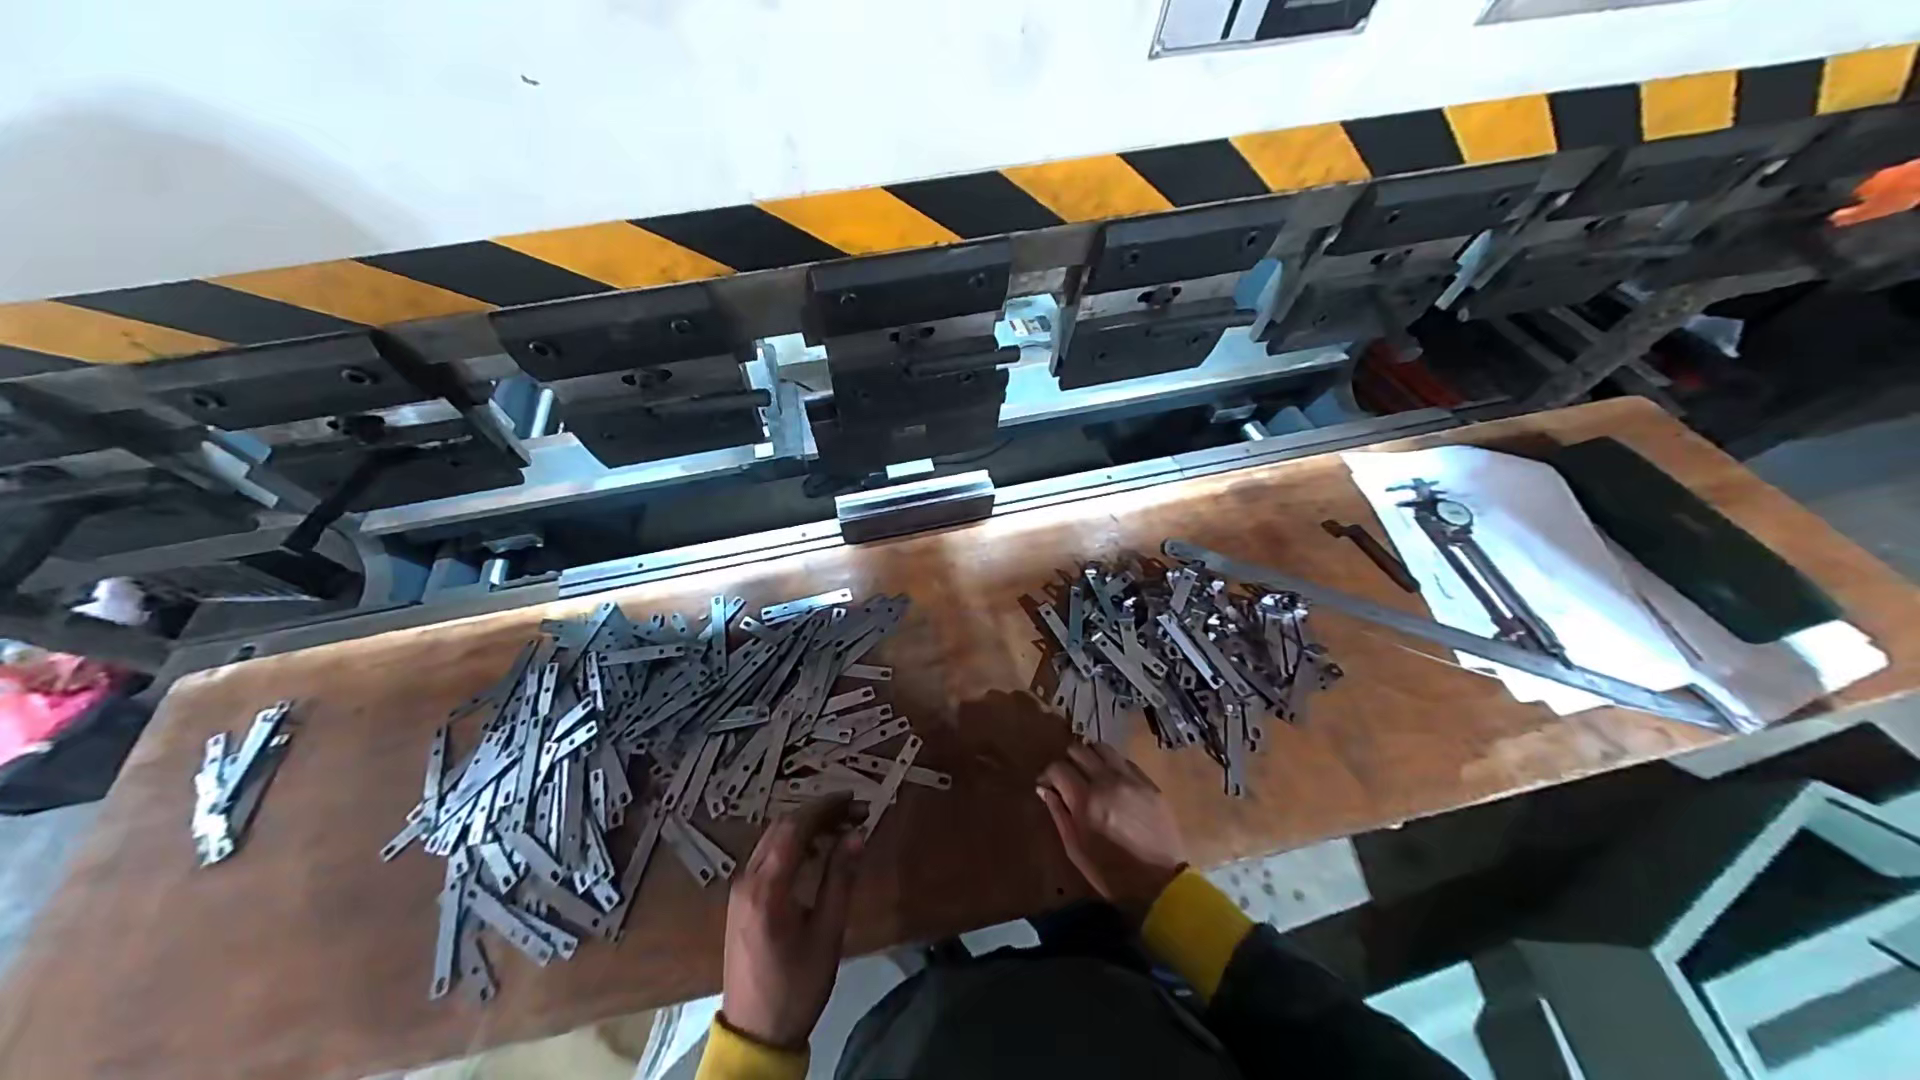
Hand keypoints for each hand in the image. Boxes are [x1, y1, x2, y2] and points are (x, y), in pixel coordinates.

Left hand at [720, 793, 864, 1048]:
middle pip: (781, 827)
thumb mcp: (828, 933)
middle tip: (854, 812)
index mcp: (766, 887)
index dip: (826, 807)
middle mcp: (747, 879)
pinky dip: (793, 845)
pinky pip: (767, 856)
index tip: (855, 800)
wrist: (756, 1032)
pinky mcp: (741, 900)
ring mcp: (740, 889)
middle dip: (819, 813)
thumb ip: (840, 878)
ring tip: (842, 828)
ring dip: (806, 827)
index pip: (795, 827)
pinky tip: (816, 852)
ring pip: (773, 839)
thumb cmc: (797, 985)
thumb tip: (857, 834)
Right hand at [1037, 742, 1187, 920]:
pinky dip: (1112, 764)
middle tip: (1068, 778)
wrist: (1160, 884)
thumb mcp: (1075, 849)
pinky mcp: (1149, 783)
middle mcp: (1107, 781)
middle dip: (1068, 761)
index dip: (1048, 774)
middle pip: (1079, 750)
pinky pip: (1124, 760)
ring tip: (1089, 773)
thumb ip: (1058, 814)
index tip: (1047, 785)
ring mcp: (1131, 779)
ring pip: (1103, 748)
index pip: (1058, 767)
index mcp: (1086, 800)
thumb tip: (1045, 789)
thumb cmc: (1111, 873)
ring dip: (1090, 756)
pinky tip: (1112, 780)